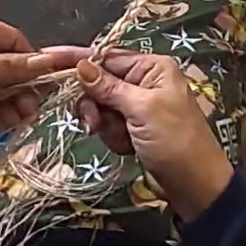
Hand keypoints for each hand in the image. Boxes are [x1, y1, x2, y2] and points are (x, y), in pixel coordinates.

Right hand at [76, 52, 233, 220]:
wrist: (196, 188)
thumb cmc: (174, 141)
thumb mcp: (142, 109)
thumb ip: (108, 86)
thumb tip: (81, 65)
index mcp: (152, 67)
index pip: (106, 57)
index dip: (79, 61)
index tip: (49, 58)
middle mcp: (144, 81)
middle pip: (99, 82)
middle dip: (95, 104)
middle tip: (95, 123)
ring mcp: (138, 105)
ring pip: (101, 106)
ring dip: (106, 125)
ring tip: (122, 139)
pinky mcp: (134, 127)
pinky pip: (109, 124)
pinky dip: (113, 136)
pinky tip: (128, 147)